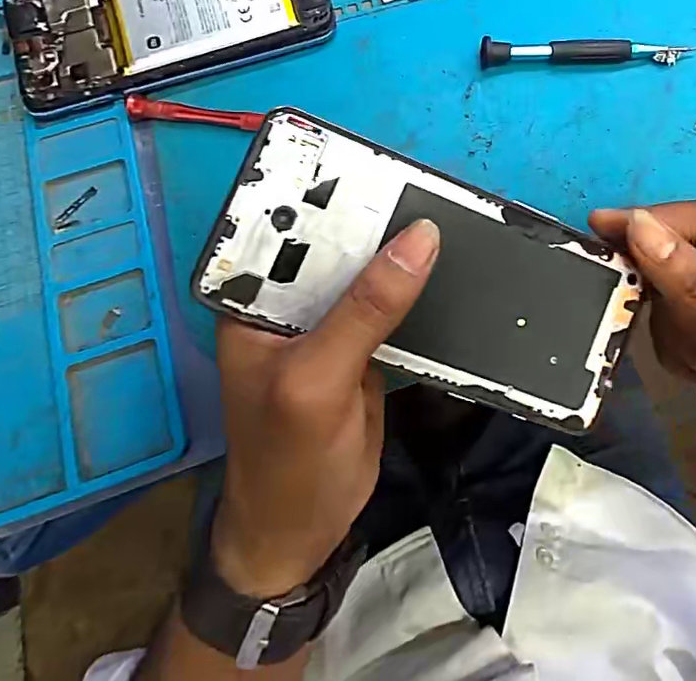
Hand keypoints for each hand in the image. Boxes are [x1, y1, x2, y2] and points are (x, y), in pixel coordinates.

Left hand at [210, 219, 440, 597]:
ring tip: (440, 208)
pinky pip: (389, 302)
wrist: (305, 530)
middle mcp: (286, 302)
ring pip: (365, 271)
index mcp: (253, 300)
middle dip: (371, 216)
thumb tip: (419, 238)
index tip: (375, 165)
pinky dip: (414, 286)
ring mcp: (327, 322)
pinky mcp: (361, 343)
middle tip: (420, 182)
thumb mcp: (319, 379)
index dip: (324, 194)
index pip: (285, 229)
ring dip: (397, 249)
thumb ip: (366, 309)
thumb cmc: (287, 458)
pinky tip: (442, 264)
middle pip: (332, 244)